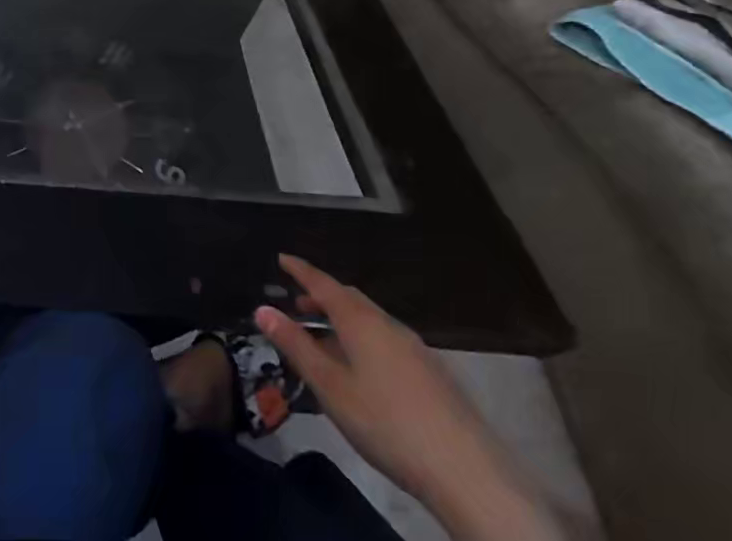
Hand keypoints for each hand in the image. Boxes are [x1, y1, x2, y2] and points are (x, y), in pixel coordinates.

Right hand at [257, 255, 561, 540]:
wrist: (469, 475)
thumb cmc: (386, 423)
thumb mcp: (329, 385)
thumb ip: (295, 345)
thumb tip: (262, 309)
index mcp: (363, 322)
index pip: (325, 284)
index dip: (301, 270)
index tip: (282, 257)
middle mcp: (391, 327)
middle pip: (351, 299)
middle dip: (322, 296)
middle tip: (296, 304)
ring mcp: (417, 351)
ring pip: (371, 321)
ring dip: (342, 320)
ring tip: (322, 339)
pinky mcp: (433, 375)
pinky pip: (387, 341)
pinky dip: (362, 339)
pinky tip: (358, 369)